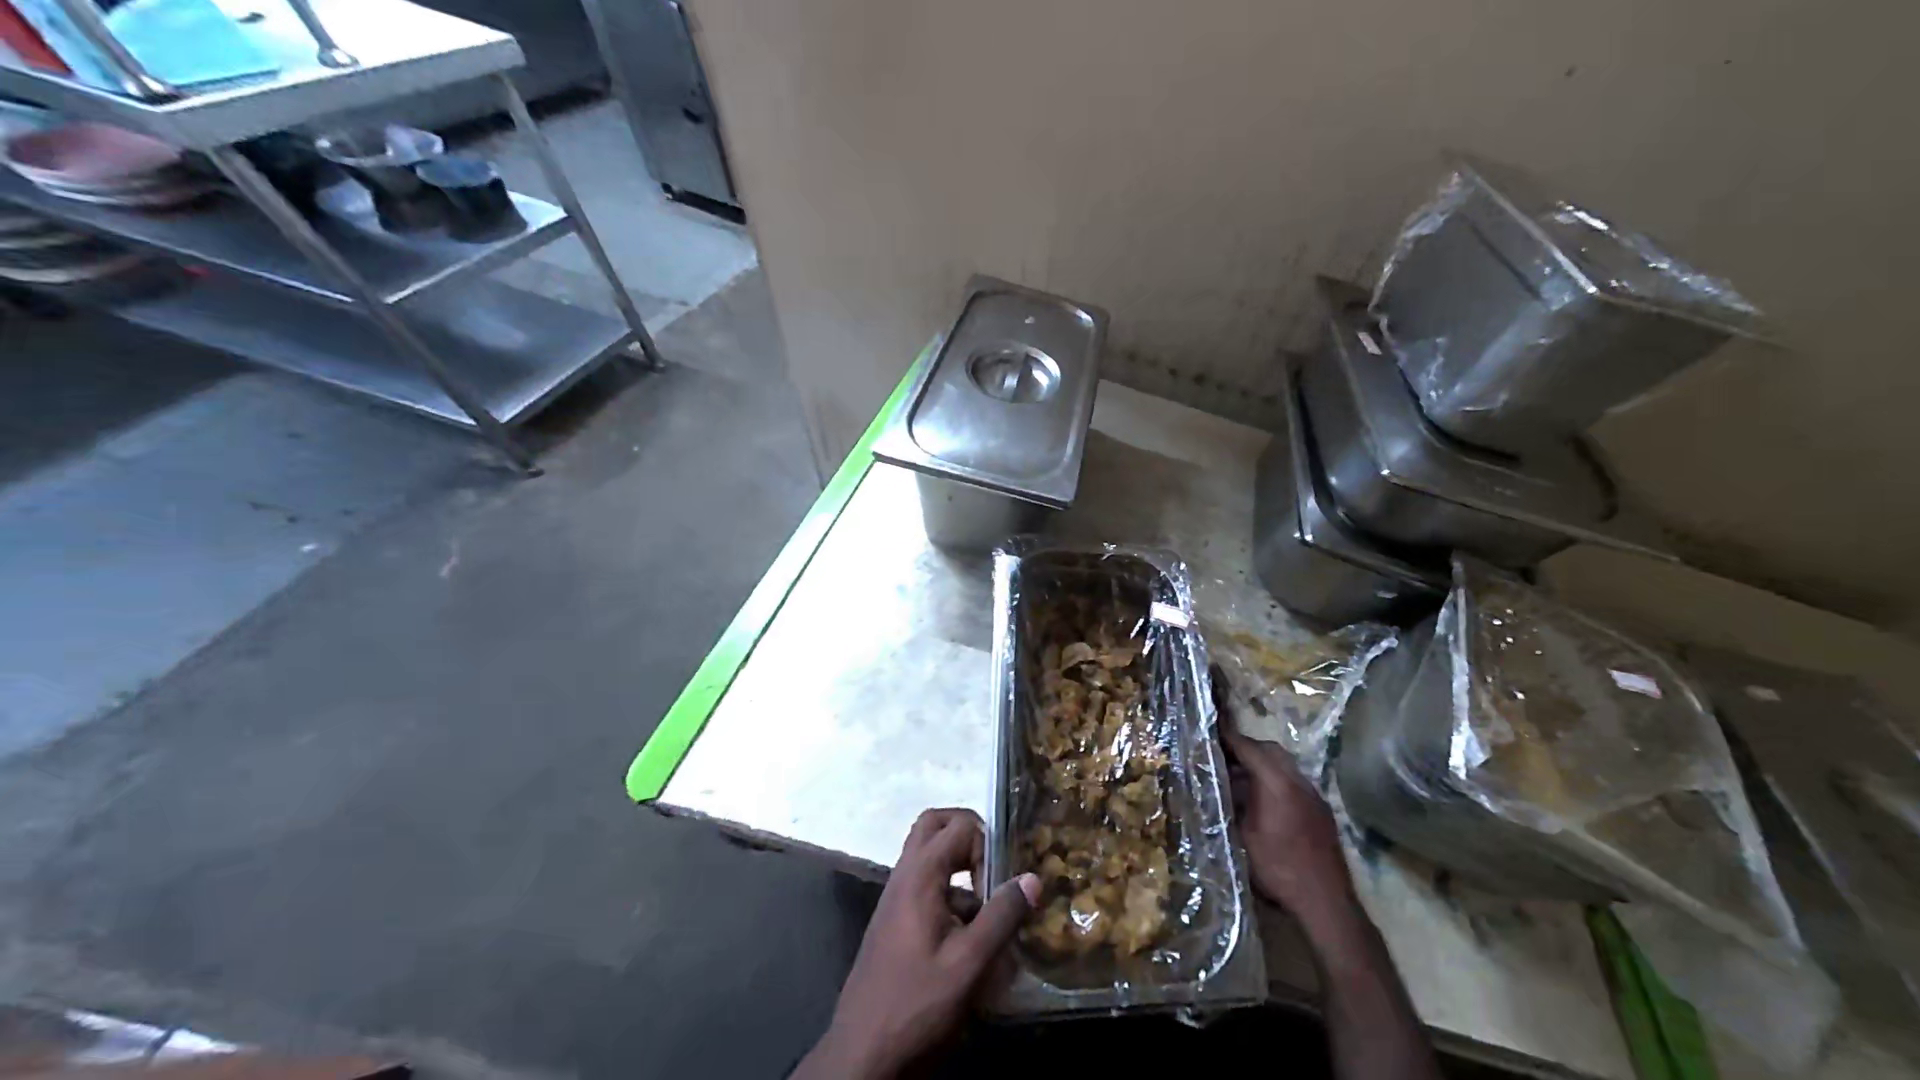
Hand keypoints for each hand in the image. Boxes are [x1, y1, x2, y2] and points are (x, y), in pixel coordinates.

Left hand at [795, 809, 1039, 1079]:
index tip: (998, 884)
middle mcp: (904, 875)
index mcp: (919, 875)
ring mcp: (897, 897)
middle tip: (994, 864)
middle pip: (934, 825)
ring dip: (960, 866)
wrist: (863, 1051)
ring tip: (988, 906)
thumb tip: (1033, 878)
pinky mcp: (897, 920)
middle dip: (969, 834)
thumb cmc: (916, 1002)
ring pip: (929, 856)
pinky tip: (971, 937)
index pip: (958, 825)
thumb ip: (1001, 917)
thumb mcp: (968, 964)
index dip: (986, 844)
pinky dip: (951, 894)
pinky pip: (926, 886)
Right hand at [1223, 729, 1355, 920]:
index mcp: (1276, 783)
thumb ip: (1231, 804)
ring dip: (1262, 764)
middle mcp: (1298, 782)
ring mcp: (1313, 795)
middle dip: (1246, 747)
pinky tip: (1262, 799)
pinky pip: (1294, 782)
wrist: (1325, 901)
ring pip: (1285, 765)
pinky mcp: (1320, 811)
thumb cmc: (1278, 868)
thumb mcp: (1242, 836)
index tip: (1210, 729)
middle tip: (1222, 754)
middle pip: (1270, 750)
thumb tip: (1215, 786)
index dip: (1228, 738)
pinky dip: (1275, 779)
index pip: (1249, 748)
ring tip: (1238, 777)